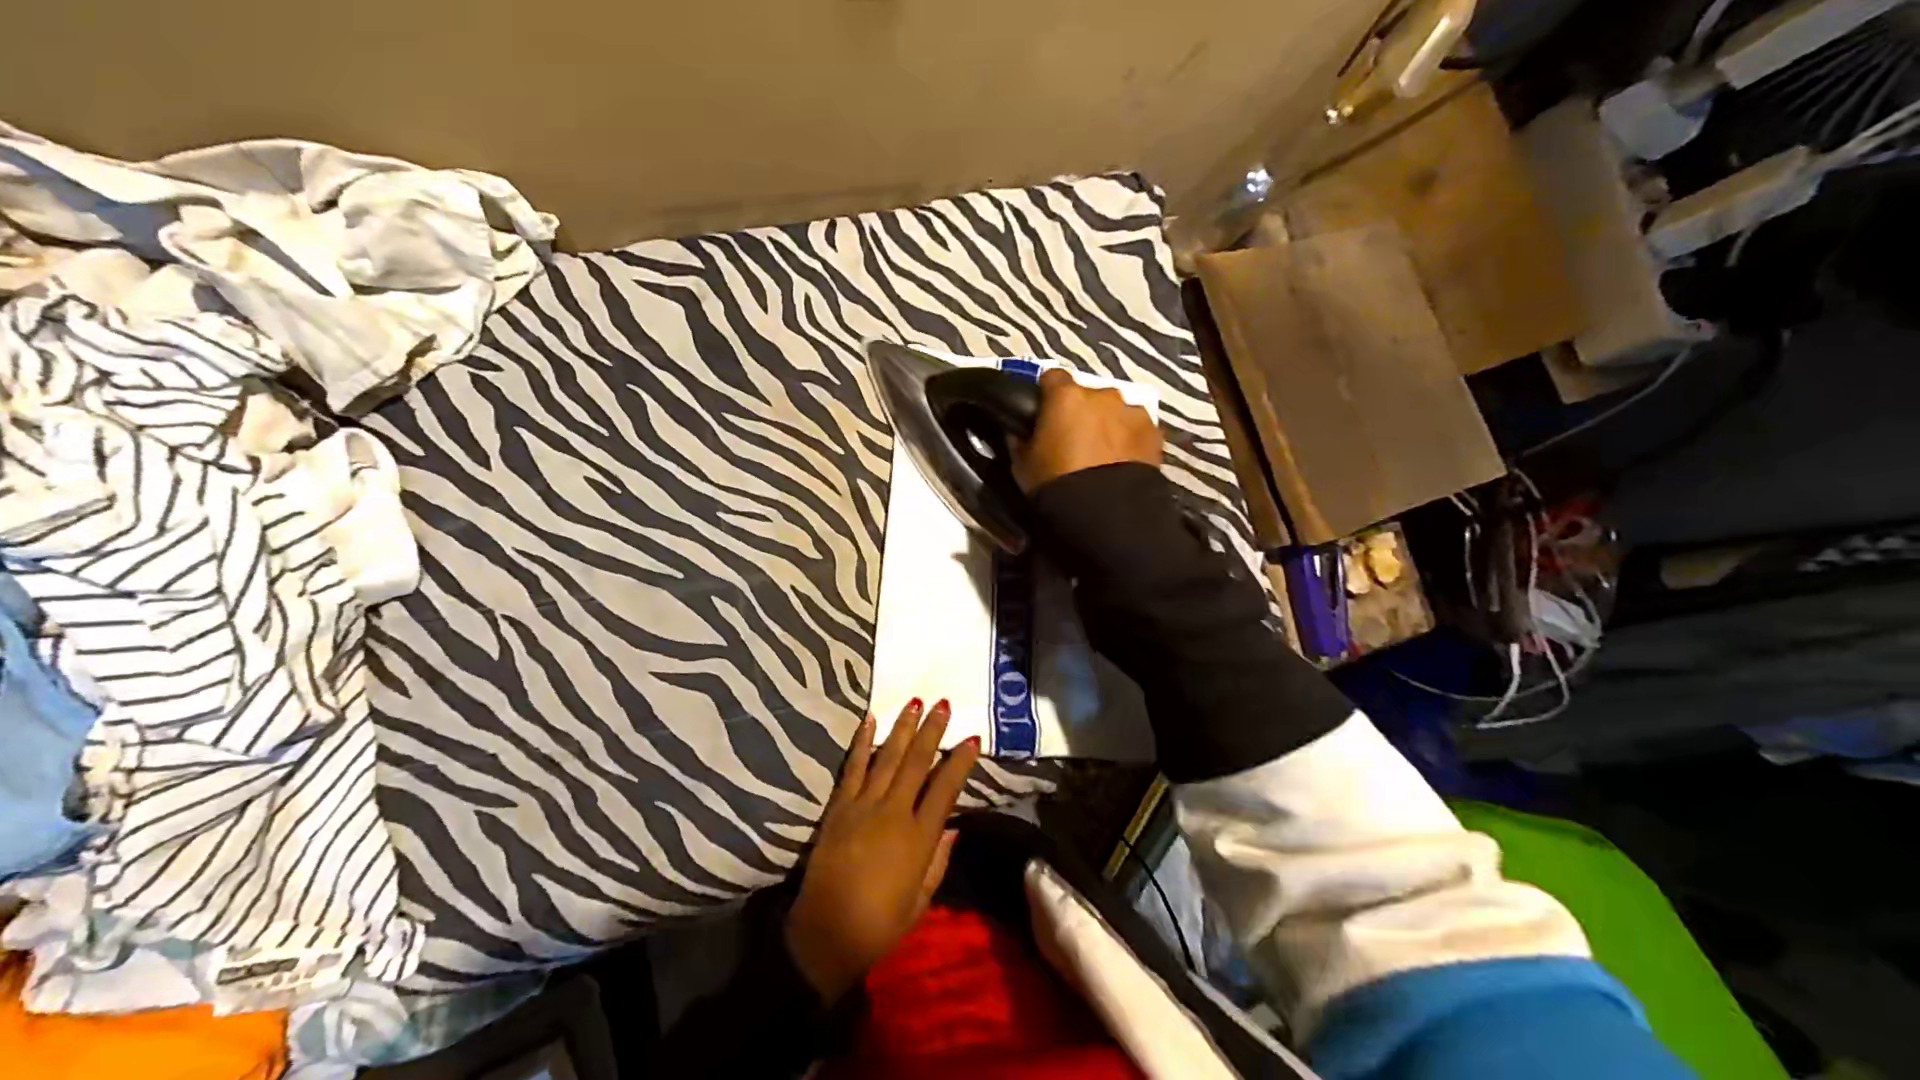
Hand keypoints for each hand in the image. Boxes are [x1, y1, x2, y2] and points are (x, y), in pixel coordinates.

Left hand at [785, 699, 980, 1002]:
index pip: (945, 789)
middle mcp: (893, 814)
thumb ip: (938, 861)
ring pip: (887, 758)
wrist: (825, 934)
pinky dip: (862, 743)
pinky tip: (870, 721)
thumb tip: (952, 828)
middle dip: (931, 731)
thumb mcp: (921, 901)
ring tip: (914, 702)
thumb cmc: (880, 926)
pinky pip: (853, 768)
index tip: (972, 738)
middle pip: (916, 763)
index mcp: (919, 839)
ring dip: (902, 728)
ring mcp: (863, 807)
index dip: (960, 762)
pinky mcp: (838, 808)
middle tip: (943, 704)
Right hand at [1012, 367, 1162, 492]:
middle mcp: (1102, 394)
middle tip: (1075, 440)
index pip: (1052, 378)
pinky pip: (1136, 429)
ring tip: (1102, 454)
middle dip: (1082, 412)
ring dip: (1108, 424)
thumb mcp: (1023, 466)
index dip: (1047, 394)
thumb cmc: (1055, 483)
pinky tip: (1123, 462)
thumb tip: (1017, 432)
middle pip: (1087, 395)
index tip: (1044, 413)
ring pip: (1115, 411)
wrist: (1105, 512)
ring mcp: (1132, 411)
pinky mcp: (1154, 432)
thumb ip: (1020, 441)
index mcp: (1066, 396)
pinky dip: (1129, 440)